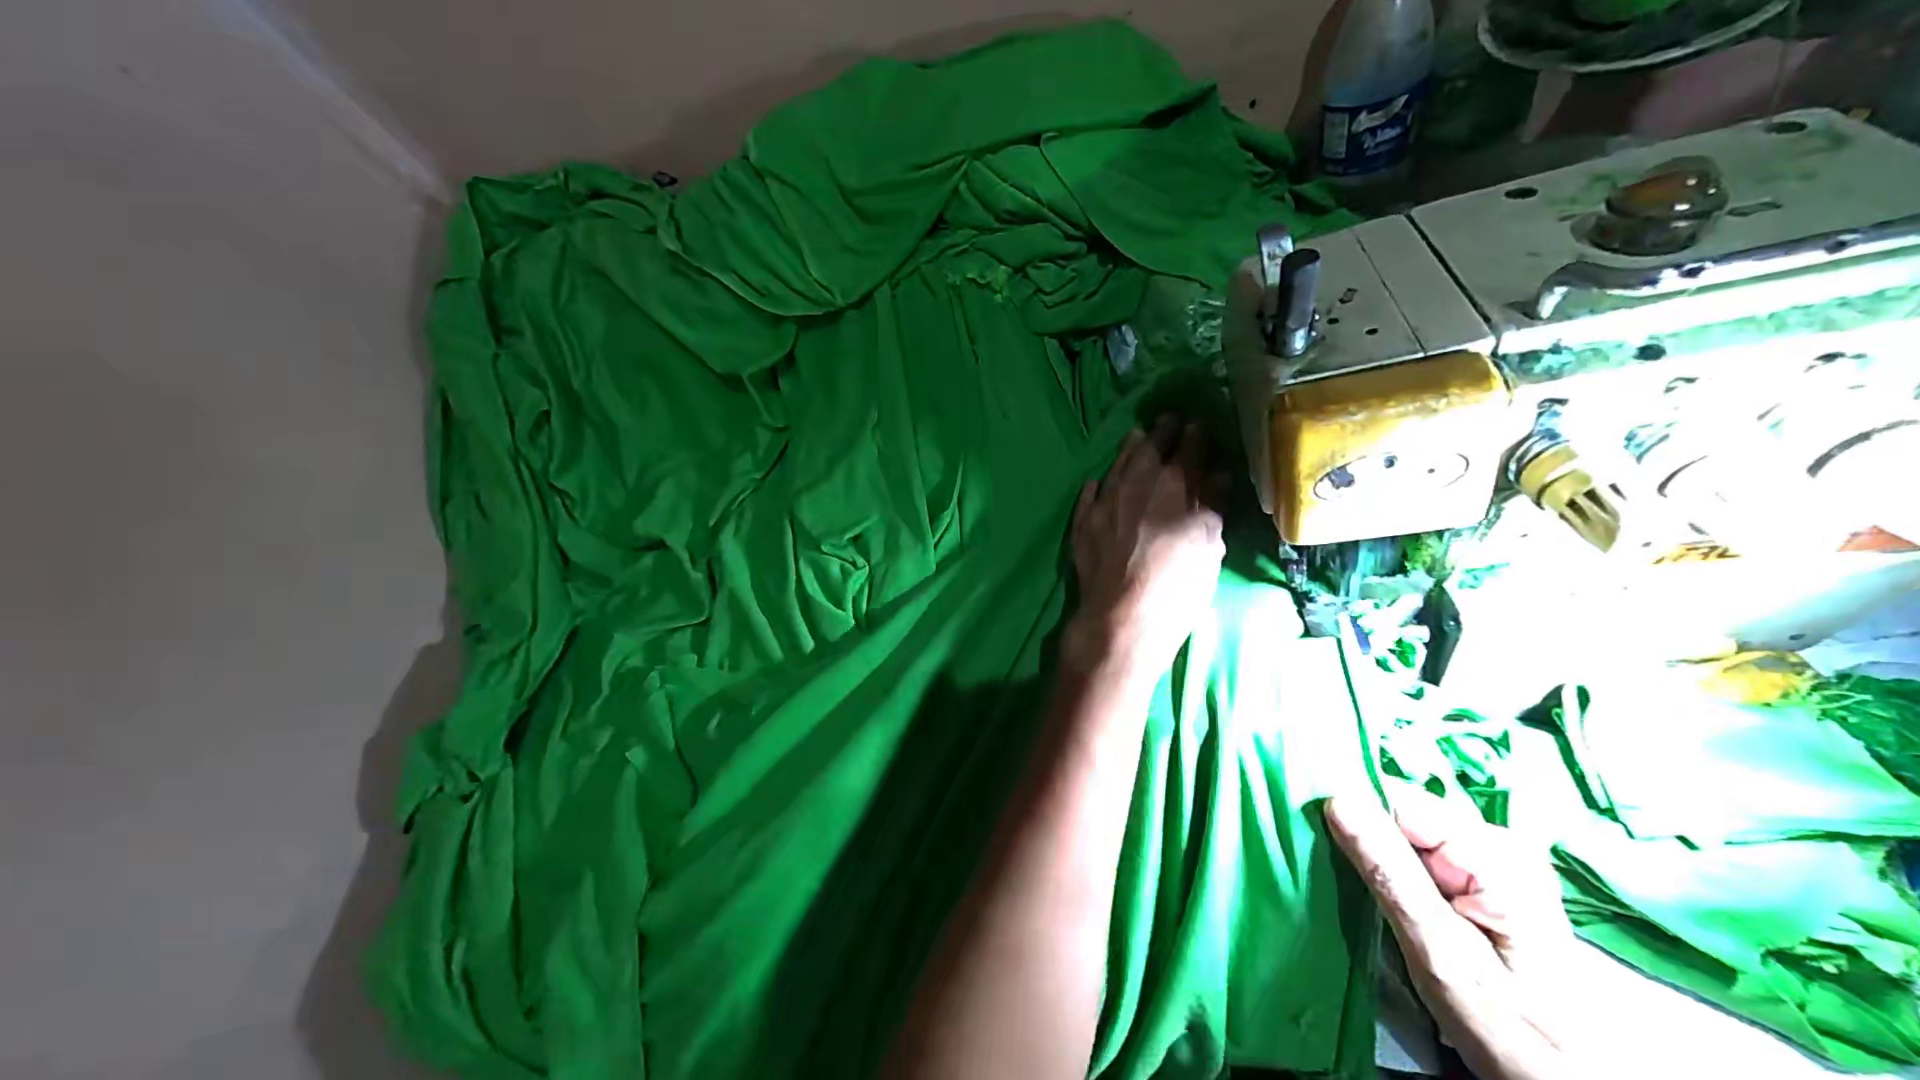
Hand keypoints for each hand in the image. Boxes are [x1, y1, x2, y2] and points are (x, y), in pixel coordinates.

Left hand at [1067, 417, 1225, 675]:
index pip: (1188, 451)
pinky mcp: (1082, 524)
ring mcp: (1104, 503)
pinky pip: (1089, 495)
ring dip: (1129, 450)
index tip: (1199, 425)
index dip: (1196, 437)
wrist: (1120, 617)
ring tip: (1137, 436)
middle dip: (1162, 433)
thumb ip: (1211, 506)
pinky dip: (1097, 485)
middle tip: (1169, 420)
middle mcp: (1136, 485)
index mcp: (1174, 486)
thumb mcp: (1208, 546)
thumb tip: (1215, 476)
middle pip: (1149, 450)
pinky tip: (1098, 482)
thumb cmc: (1176, 586)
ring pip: (1117, 466)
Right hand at [1326, 788, 1596, 1079]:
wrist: (1570, 1075)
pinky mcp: (1482, 873)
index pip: (1398, 801)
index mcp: (1494, 853)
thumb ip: (1389, 872)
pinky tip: (1389, 898)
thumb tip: (1337, 802)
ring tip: (1364, 893)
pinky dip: (1393, 868)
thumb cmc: (1508, 1026)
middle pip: (1401, 811)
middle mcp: (1498, 840)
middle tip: (1343, 880)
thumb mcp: (1438, 953)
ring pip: (1404, 829)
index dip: (1352, 814)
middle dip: (1363, 837)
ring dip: (1376, 855)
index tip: (1318, 840)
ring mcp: (1493, 855)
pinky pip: (1418, 848)